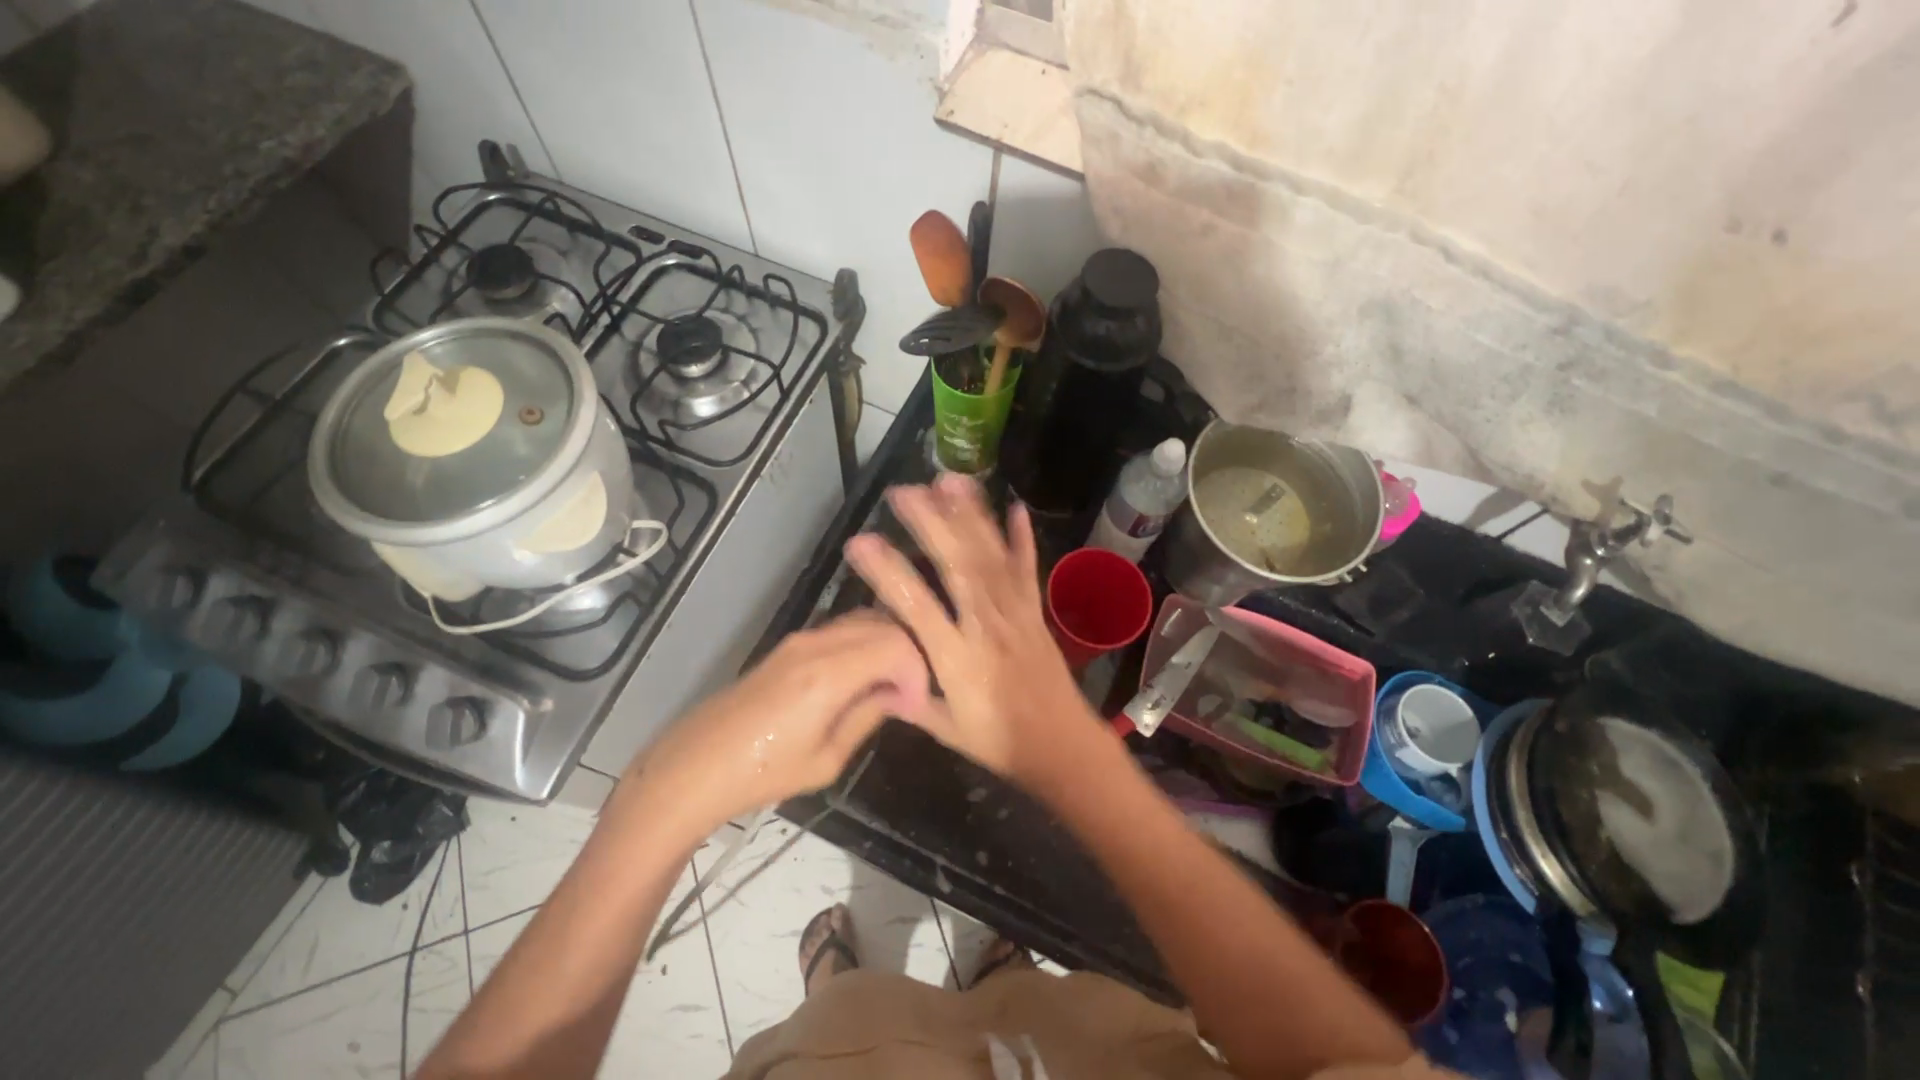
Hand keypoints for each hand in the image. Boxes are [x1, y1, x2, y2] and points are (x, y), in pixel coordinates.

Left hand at [630, 610, 930, 833]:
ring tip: (893, 686)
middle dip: (909, 653)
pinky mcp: (788, 647)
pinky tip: (865, 678)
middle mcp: (816, 644)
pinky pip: (840, 631)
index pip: (896, 644)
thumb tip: (898, 694)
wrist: (696, 765)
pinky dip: (864, 644)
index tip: (918, 704)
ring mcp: (799, 640)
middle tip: (914, 693)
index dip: (918, 670)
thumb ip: (867, 716)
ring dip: (887, 645)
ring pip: (862, 621)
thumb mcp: (828, 759)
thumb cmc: (764, 774)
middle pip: (882, 624)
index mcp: (828, 673)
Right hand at [843, 473, 1101, 787]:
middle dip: (931, 523)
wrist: (1060, 745)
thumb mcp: (945, 729)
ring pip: (991, 557)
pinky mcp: (1035, 612)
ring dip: (971, 516)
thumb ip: (910, 699)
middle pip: (958, 565)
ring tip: (949, 480)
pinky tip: (1015, 508)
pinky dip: (1022, 538)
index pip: (917, 607)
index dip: (888, 573)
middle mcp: (987, 627)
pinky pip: (1028, 569)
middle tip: (903, 492)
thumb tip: (873, 673)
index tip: (860, 542)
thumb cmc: (998, 741)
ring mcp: (1016, 614)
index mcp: (958, 658)